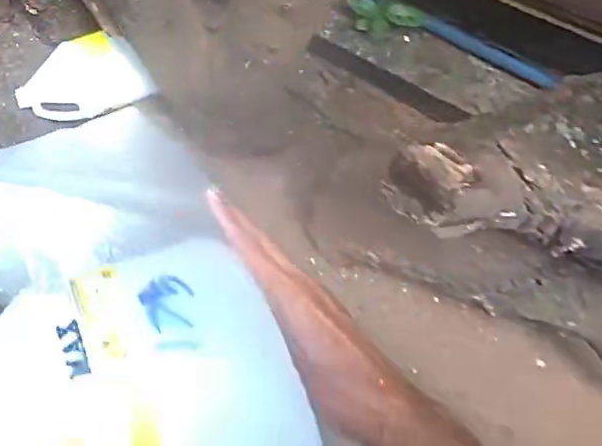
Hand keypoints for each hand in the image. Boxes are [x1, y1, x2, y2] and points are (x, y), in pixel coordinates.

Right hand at [210, 189, 477, 445]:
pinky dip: (264, 257)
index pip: (253, 248)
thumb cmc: (340, 387)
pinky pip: (283, 269)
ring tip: (226, 225)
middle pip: (264, 244)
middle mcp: (302, 283)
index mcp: (291, 293)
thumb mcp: (292, 364)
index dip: (230, 222)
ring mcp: (314, 293)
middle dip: (238, 220)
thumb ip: (262, 332)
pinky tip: (255, 267)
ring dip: (251, 237)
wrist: (390, 406)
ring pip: (274, 255)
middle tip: (213, 198)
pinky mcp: (320, 306)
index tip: (211, 194)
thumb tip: (224, 317)